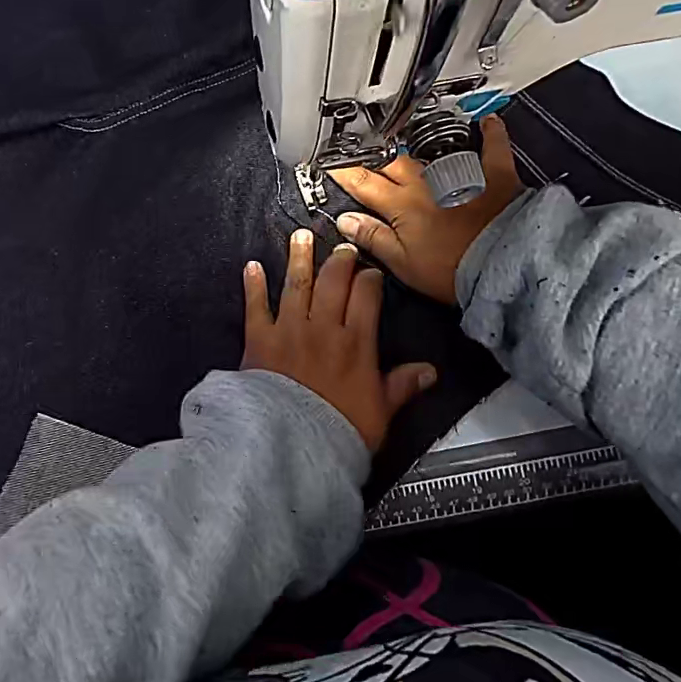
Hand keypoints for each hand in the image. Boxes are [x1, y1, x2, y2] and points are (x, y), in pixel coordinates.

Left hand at [241, 230, 436, 452]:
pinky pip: (256, 307)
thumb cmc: (338, 431)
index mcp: (356, 343)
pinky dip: (253, 286)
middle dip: (339, 261)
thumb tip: (429, 372)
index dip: (370, 280)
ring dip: (299, 259)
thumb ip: (402, 386)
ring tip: (300, 237)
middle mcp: (323, 328)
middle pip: (333, 282)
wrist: (291, 444)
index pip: (366, 297)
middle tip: (342, 248)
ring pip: (297, 285)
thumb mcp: (381, 412)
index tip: (371, 273)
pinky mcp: (259, 340)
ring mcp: (290, 330)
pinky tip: (251, 266)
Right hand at [328, 114, 525, 305]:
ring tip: (404, 135)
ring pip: (432, 151)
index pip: (363, 184)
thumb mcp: (403, 262)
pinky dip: (489, 132)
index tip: (331, 164)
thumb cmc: (453, 269)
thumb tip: (346, 220)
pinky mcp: (493, 175)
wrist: (502, 263)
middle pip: (392, 162)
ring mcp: (459, 175)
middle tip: (361, 150)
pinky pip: (491, 145)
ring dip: (417, 143)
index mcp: (402, 205)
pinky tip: (486, 121)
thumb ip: (373, 238)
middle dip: (373, 156)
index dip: (344, 173)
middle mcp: (427, 183)